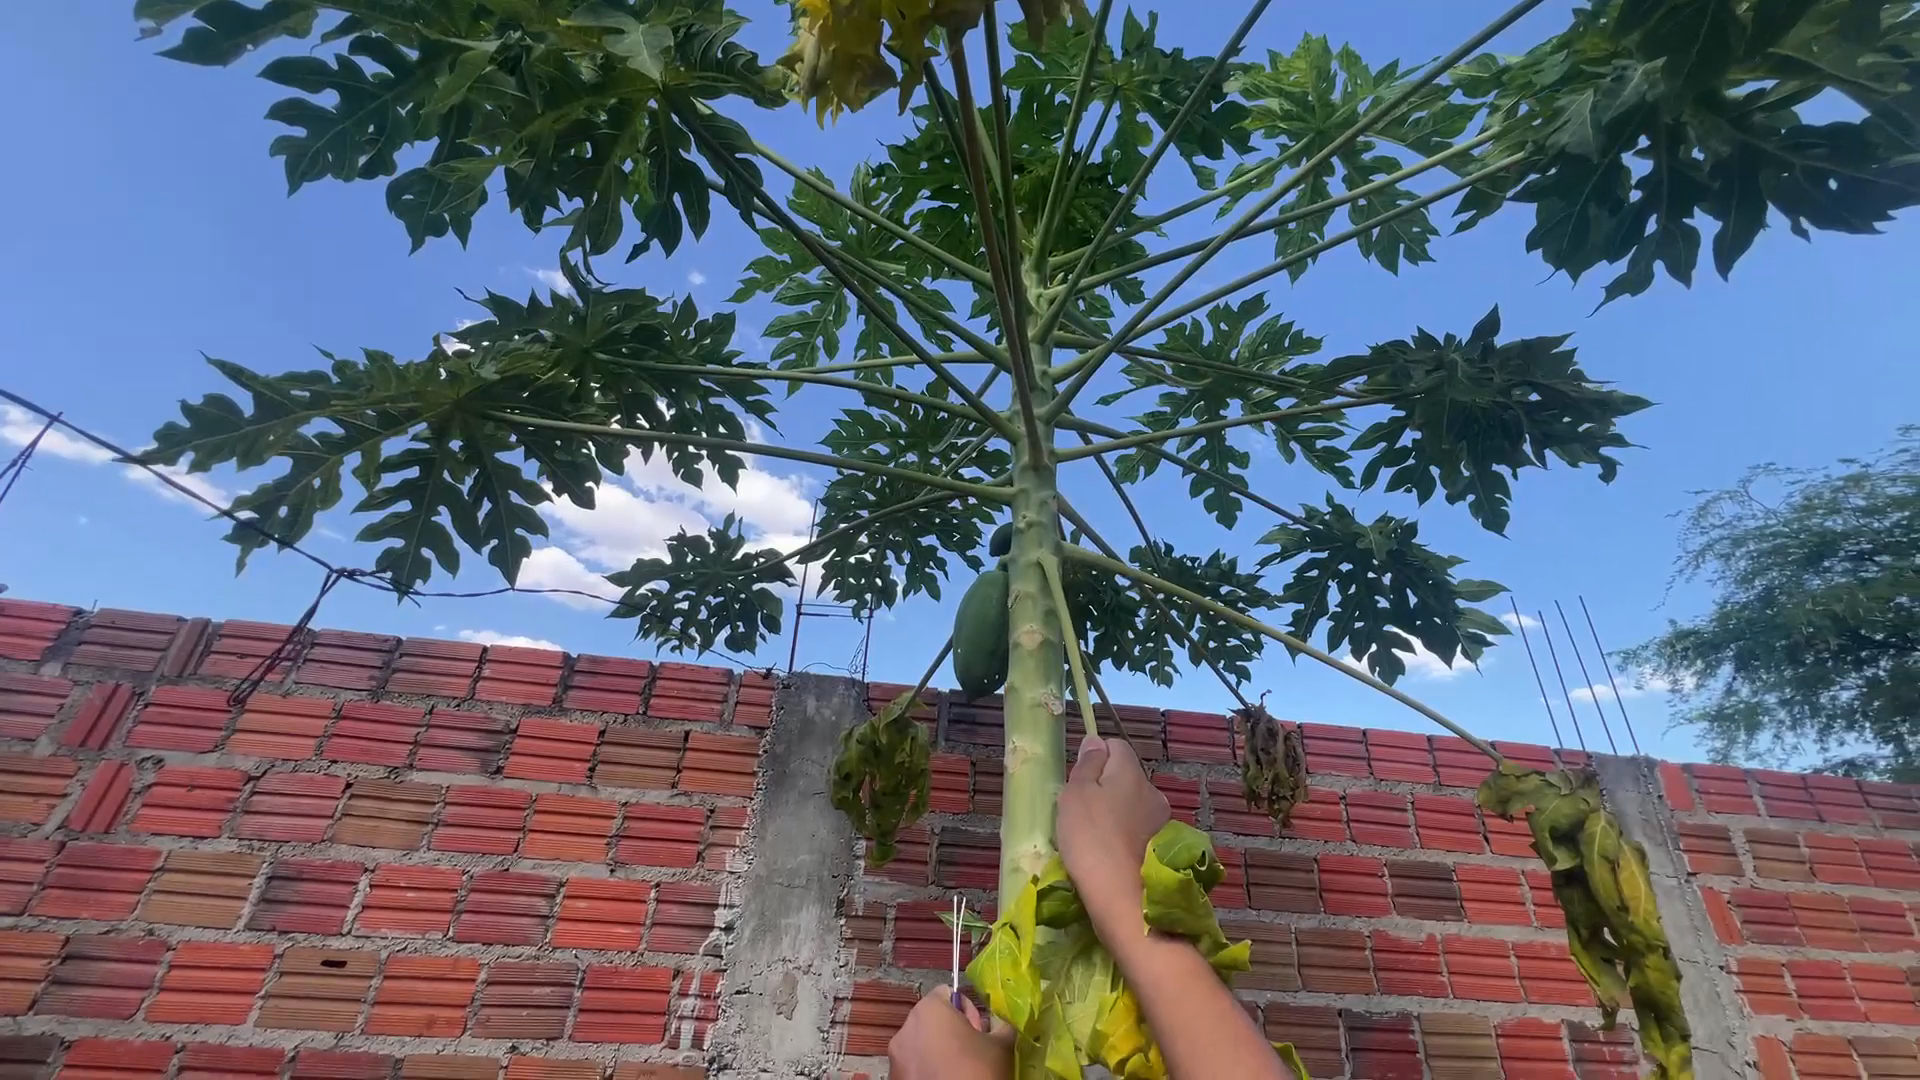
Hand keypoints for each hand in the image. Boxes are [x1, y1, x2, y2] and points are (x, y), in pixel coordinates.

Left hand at [887, 986, 1012, 1079]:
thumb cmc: (977, 1073)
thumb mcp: (1001, 1046)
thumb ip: (1000, 1024)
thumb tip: (999, 1022)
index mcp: (929, 1009)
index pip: (948, 993)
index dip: (967, 1010)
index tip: (979, 1033)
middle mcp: (906, 1028)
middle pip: (933, 1019)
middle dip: (952, 1032)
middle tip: (972, 1053)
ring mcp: (896, 1058)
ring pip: (921, 1044)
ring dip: (938, 1052)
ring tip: (958, 1072)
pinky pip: (912, 1068)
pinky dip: (926, 1071)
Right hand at [1056, 735, 1168, 939]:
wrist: (1124, 900)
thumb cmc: (1091, 839)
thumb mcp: (1075, 794)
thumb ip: (1087, 764)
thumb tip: (1095, 742)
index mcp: (1131, 771)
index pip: (1116, 746)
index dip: (1095, 757)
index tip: (1078, 780)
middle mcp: (1153, 791)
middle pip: (1125, 776)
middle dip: (1105, 786)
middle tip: (1080, 810)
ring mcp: (1162, 821)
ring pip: (1133, 804)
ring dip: (1116, 813)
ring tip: (1094, 837)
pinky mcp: (1162, 849)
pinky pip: (1139, 830)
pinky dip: (1125, 836)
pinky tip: (1110, 854)